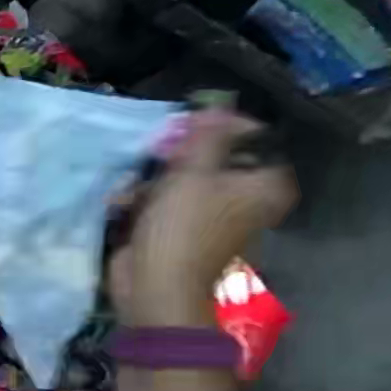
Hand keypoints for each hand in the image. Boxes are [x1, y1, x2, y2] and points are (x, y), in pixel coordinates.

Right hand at [111, 111, 295, 327]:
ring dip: (152, 182)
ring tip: (132, 192)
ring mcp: (213, 217)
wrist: (155, 286)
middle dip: (175, 159)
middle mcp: (246, 198)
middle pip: (212, 159)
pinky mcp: (182, 231)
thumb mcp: (193, 173)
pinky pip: (166, 204)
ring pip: (183, 181)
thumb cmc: (181, 229)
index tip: (182, 129)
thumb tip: (216, 105)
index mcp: (266, 184)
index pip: (250, 137)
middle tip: (153, 160)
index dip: (215, 128)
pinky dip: (145, 202)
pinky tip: (125, 207)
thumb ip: (206, 136)